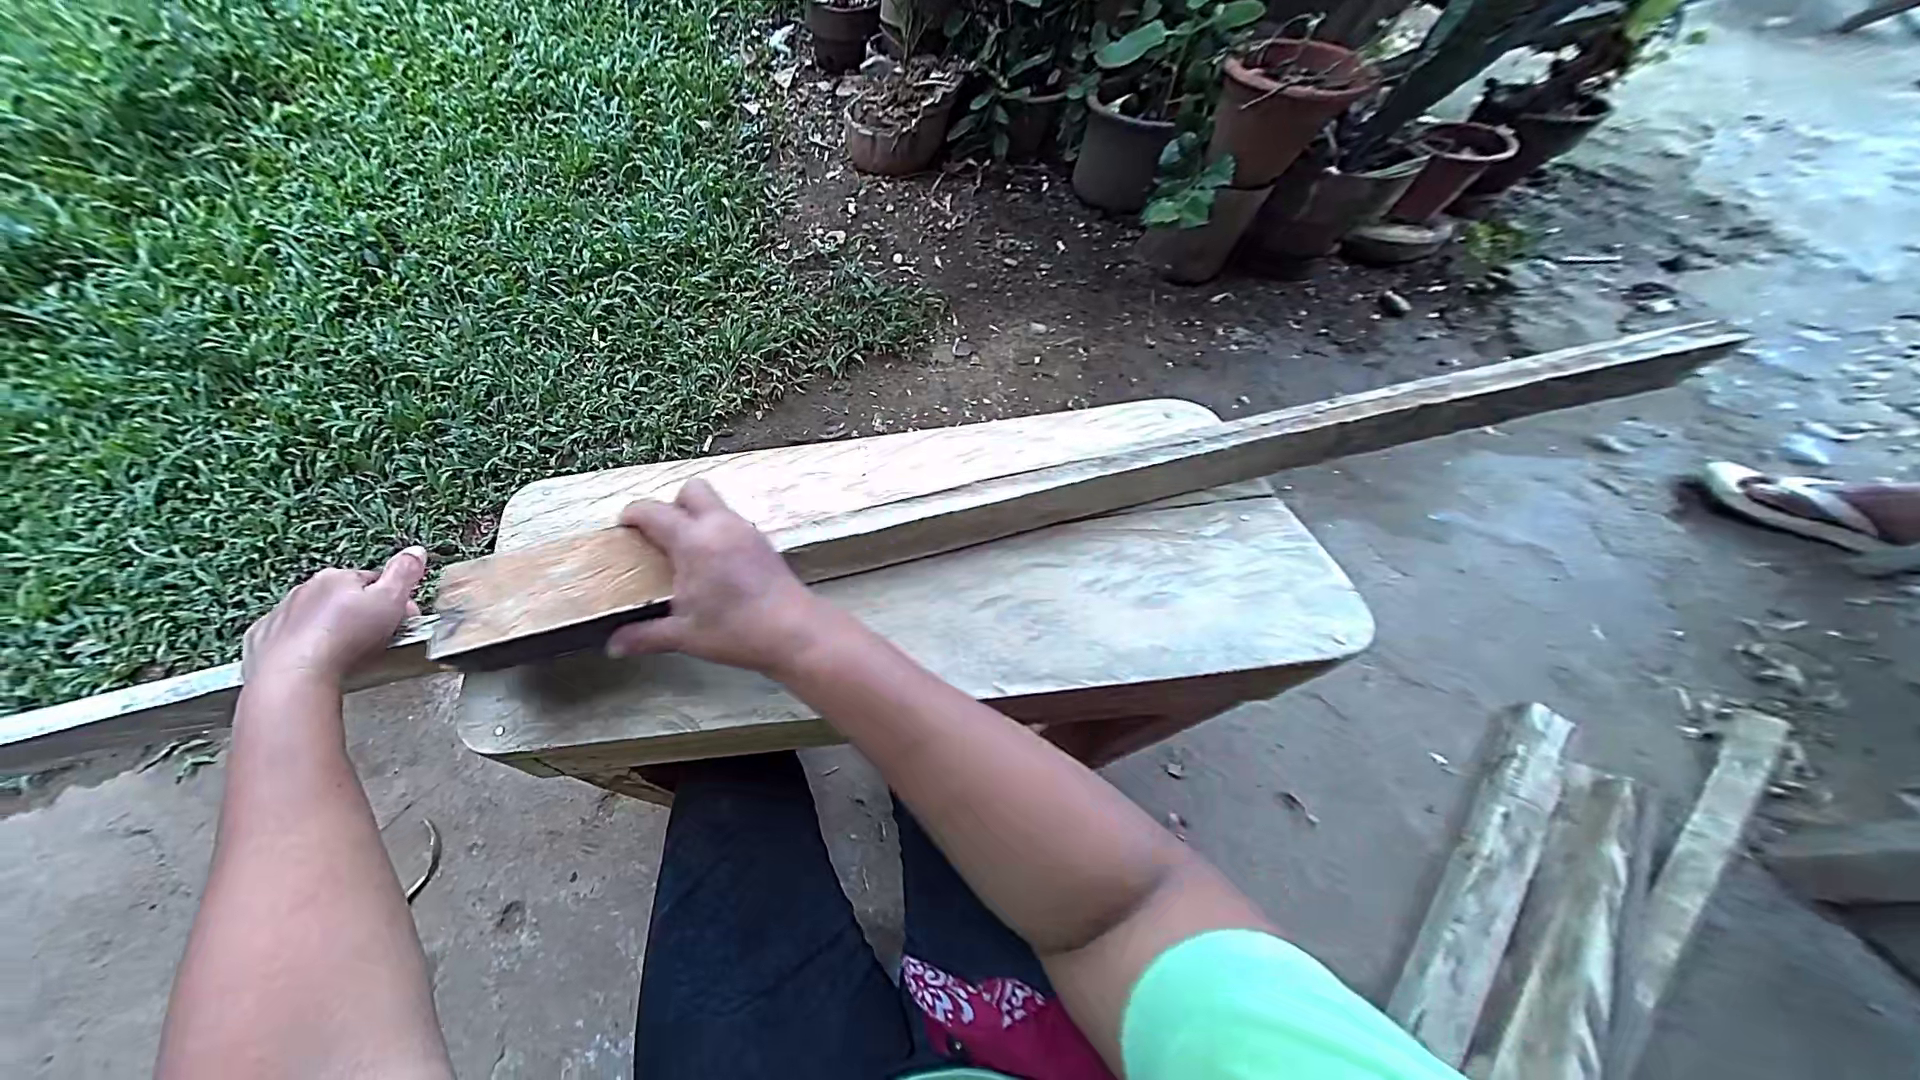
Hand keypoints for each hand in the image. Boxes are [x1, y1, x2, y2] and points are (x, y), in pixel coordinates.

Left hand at [242, 547, 428, 685]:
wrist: (293, 675)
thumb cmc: (347, 636)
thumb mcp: (391, 600)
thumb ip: (405, 573)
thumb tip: (416, 550)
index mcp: (337, 578)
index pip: (376, 581)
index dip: (396, 600)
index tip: (405, 618)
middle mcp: (305, 590)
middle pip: (346, 597)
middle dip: (365, 612)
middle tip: (382, 637)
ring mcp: (279, 614)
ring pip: (318, 616)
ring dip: (335, 627)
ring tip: (350, 651)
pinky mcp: (261, 639)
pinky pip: (290, 636)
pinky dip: (306, 643)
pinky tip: (317, 658)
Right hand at [605, 479, 827, 674]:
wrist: (796, 631)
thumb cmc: (737, 631)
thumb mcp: (684, 635)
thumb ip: (645, 635)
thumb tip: (614, 645)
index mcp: (694, 541)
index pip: (654, 511)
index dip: (633, 514)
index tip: (624, 527)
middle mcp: (721, 526)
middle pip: (692, 490)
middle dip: (672, 504)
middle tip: (662, 536)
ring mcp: (747, 531)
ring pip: (717, 505)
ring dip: (699, 517)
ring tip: (689, 553)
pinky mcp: (765, 542)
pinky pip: (734, 523)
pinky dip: (719, 531)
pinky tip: (717, 563)